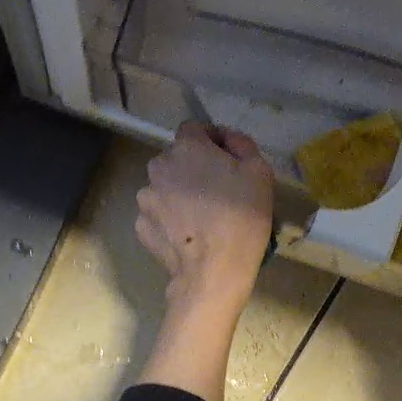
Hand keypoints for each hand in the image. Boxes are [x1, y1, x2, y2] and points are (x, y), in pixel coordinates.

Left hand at [136, 122, 274, 313]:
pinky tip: (188, 235)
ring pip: (165, 188)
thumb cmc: (242, 217)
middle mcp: (158, 167)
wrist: (214, 271)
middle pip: (176, 160)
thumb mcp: (259, 172)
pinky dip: (170, 221)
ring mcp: (146, 199)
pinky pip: (158, 216)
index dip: (211, 142)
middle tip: (216, 193)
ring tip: (200, 218)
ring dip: (179, 195)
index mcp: (186, 147)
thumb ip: (241, 144)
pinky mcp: (141, 227)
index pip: (194, 129)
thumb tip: (226, 139)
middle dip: (193, 169)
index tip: (226, 162)